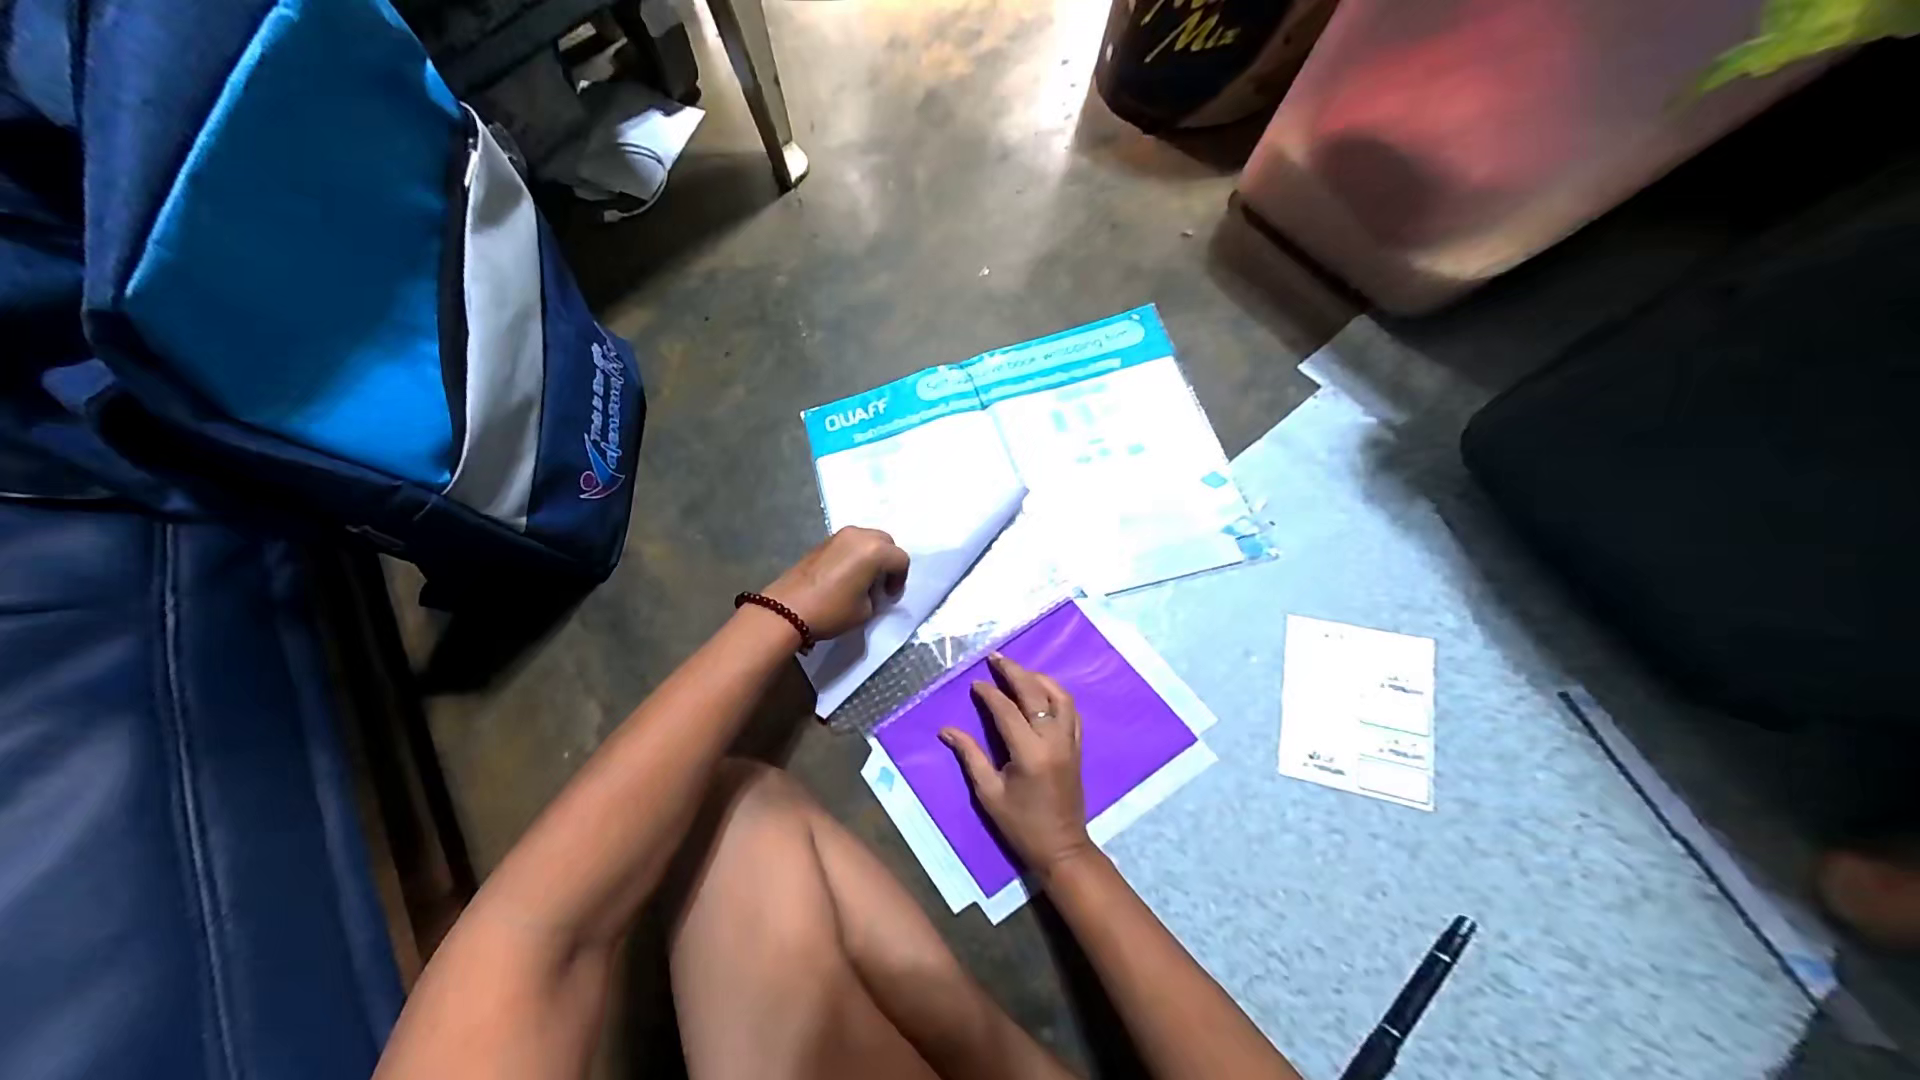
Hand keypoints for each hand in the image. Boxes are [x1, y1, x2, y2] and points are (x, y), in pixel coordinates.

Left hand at [761, 527, 909, 640]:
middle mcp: (859, 535)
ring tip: (863, 580)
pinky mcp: (823, 541)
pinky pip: (850, 543)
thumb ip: (876, 594)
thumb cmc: (831, 610)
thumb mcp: (865, 610)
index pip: (901, 560)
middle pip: (886, 543)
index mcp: (875, 550)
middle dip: (888, 563)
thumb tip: (872, 589)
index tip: (888, 596)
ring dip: (871, 556)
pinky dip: (855, 555)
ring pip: (867, 540)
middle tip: (880, 585)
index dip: (899, 579)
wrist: (786, 609)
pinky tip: (846, 575)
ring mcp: (839, 535)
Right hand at [940, 654, 1094, 877]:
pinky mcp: (1077, 746)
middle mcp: (1053, 740)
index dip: (989, 693)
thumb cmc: (1021, 824)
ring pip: (1059, 696)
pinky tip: (1041, 690)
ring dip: (1038, 678)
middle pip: (1035, 693)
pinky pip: (1070, 709)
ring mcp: (1070, 741)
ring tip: (1018, 670)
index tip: (975, 684)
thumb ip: (970, 756)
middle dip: (1014, 672)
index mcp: (1029, 753)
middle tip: (995, 658)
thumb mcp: (989, 793)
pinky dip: (1056, 693)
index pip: (1007, 710)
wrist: (1061, 847)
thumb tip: (946, 730)